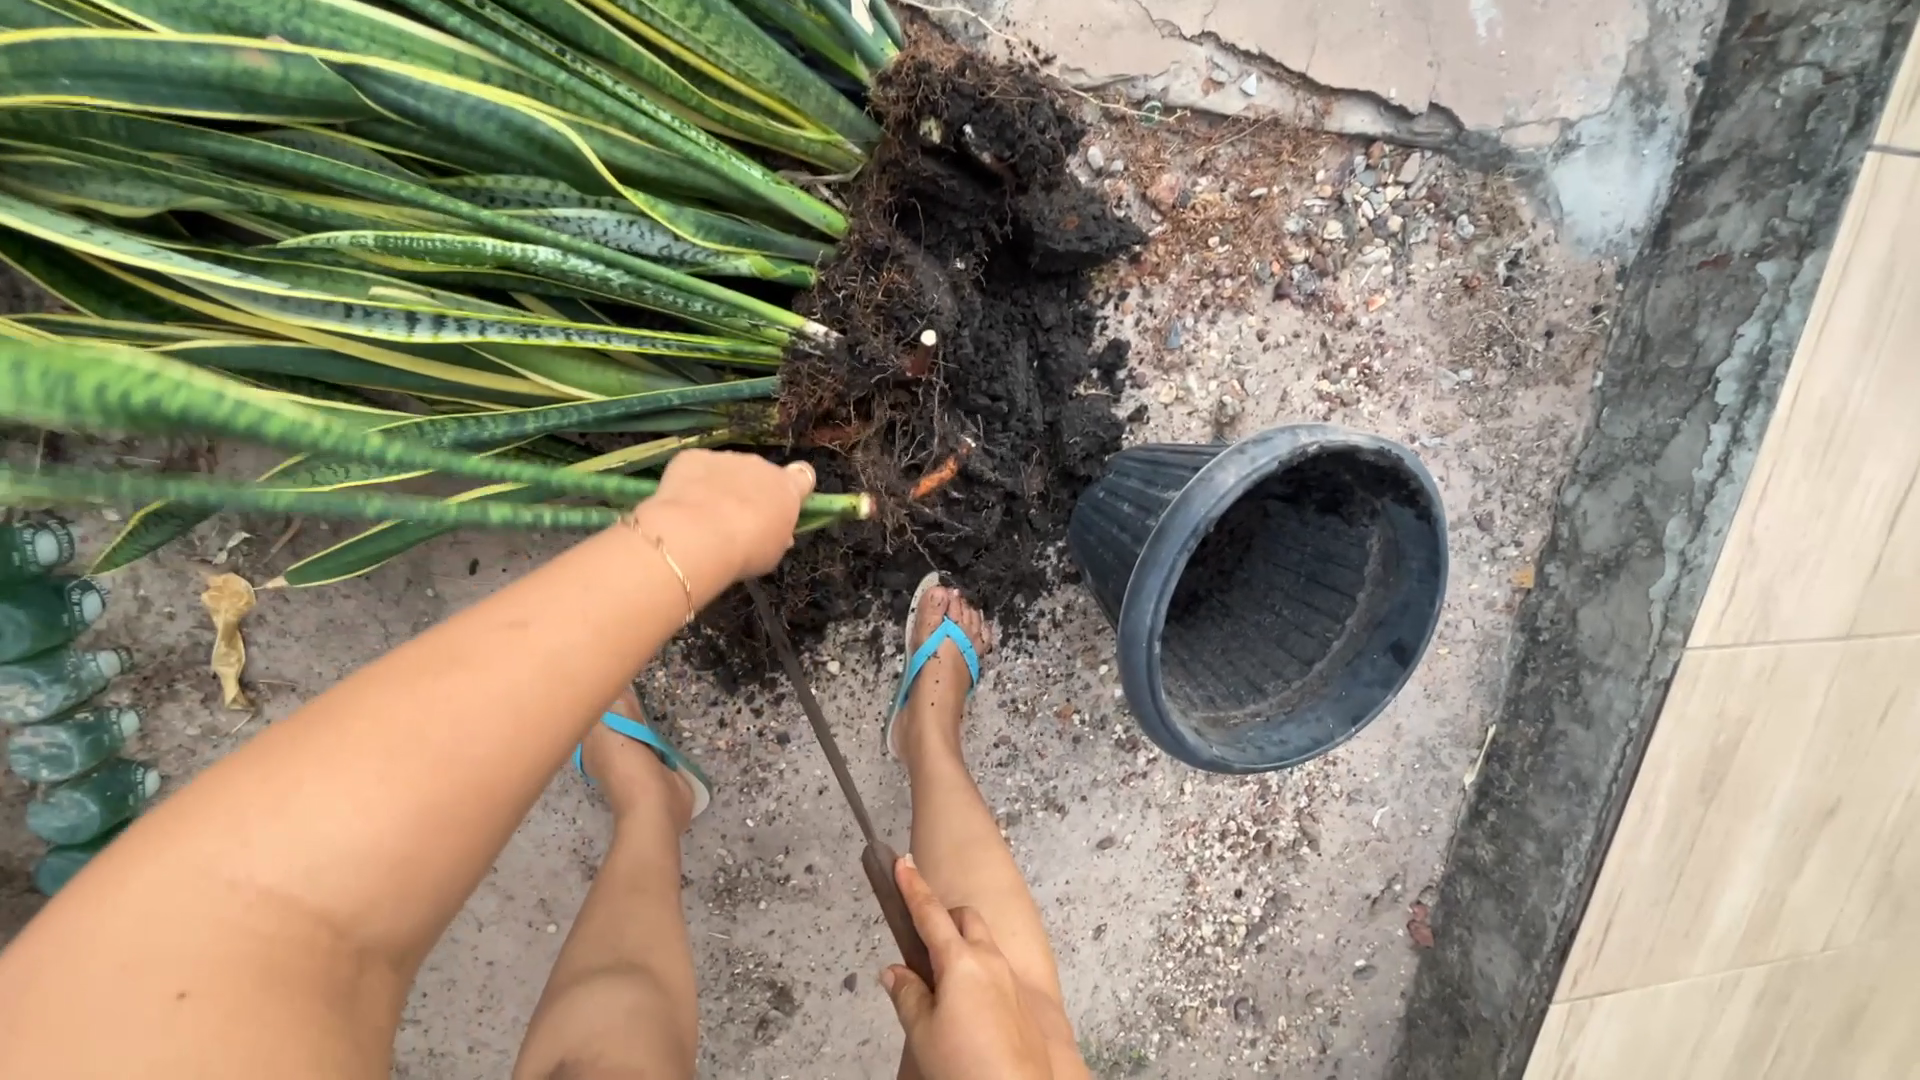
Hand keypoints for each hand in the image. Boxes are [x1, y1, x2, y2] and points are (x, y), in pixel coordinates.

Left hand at [643, 450, 813, 580]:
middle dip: (752, 490)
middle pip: (761, 473)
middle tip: (737, 520)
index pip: (803, 476)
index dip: (796, 487)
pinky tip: (683, 505)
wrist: (698, 537)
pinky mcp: (693, 456)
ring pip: (727, 469)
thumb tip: (776, 531)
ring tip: (704, 517)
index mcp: (787, 488)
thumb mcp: (773, 551)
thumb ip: (778, 535)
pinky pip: (696, 467)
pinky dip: (692, 482)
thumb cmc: (746, 550)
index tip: (785, 502)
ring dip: (721, 486)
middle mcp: (759, 466)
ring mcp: (726, 458)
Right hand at [881, 857, 1053, 1079]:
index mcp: (960, 961)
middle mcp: (989, 960)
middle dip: (944, 917)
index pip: (929, 913)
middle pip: (965, 918)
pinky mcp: (1022, 1002)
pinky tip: (966, 1009)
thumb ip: (907, 995)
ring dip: (961, 947)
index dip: (913, 886)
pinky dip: (977, 973)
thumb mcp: (922, 1033)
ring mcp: (1009, 980)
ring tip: (940, 987)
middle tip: (922, 943)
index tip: (902, 861)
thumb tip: (894, 971)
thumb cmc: (964, 1066)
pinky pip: (995, 972)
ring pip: (983, 944)